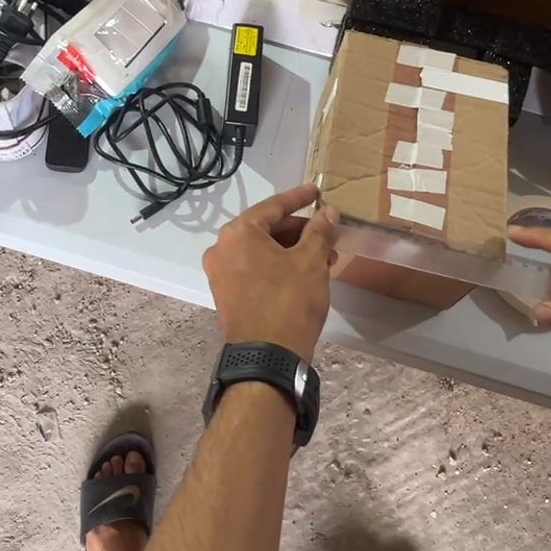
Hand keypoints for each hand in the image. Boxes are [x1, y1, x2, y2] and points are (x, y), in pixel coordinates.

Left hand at [202, 184, 338, 359]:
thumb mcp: (310, 262)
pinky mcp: (226, 295)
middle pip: (266, 228)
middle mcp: (222, 248)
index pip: (273, 206)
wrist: (266, 359)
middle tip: (328, 234)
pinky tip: (304, 274)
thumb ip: (320, 231)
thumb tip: (329, 212)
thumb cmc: (288, 302)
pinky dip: (278, 266)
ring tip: (324, 258)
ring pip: (262, 251)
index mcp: (237, 233)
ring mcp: (221, 273)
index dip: (299, 197)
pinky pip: (254, 269)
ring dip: (292, 251)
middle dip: (299, 230)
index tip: (317, 191)